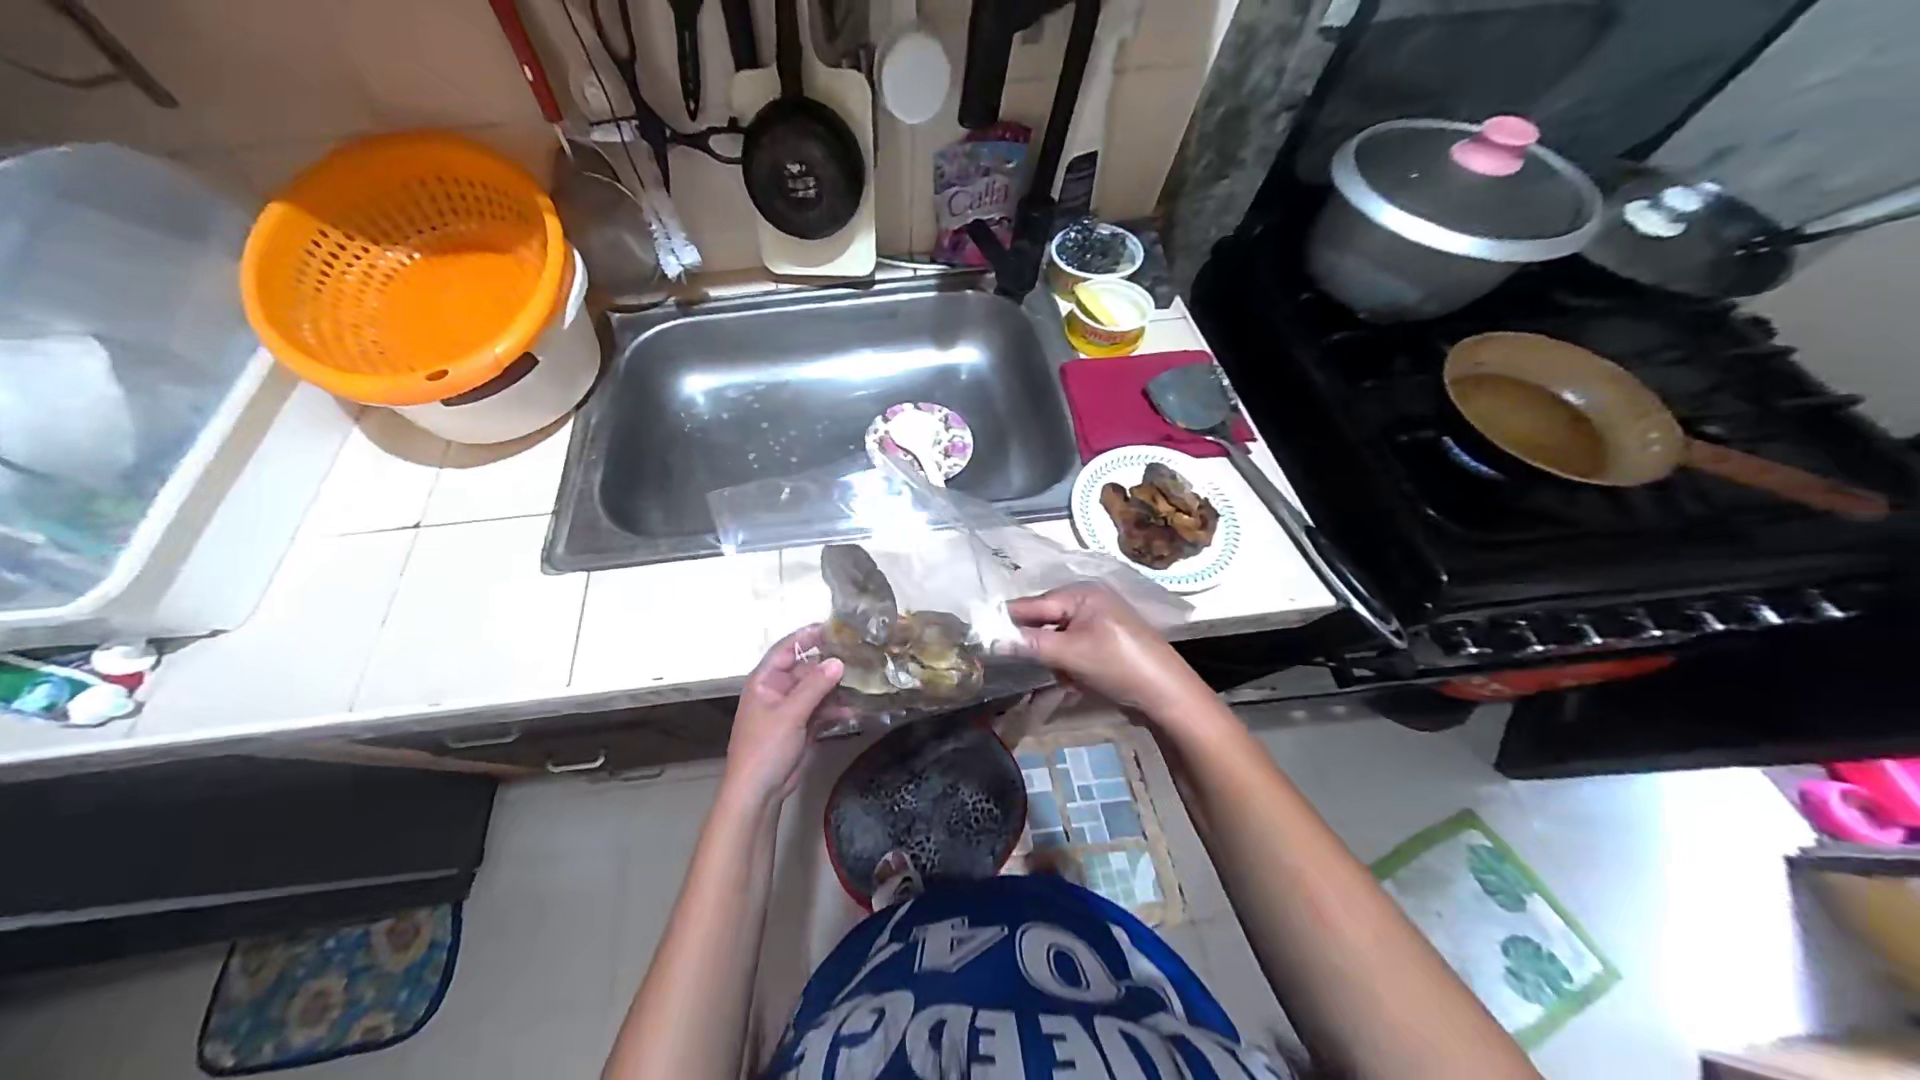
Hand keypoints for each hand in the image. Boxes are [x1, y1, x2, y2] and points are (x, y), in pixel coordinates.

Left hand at [722, 627, 843, 805]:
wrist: (758, 792)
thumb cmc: (765, 747)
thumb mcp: (790, 714)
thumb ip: (814, 686)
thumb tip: (838, 661)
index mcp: (764, 681)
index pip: (786, 649)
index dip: (807, 637)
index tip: (833, 627)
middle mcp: (777, 691)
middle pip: (806, 669)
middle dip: (829, 664)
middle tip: (858, 654)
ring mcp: (790, 710)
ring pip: (817, 690)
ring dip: (836, 688)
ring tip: (863, 680)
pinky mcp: (802, 727)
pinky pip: (821, 710)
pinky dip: (836, 709)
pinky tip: (855, 708)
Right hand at [1007, 584, 1211, 714]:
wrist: (1168, 695)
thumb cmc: (1119, 665)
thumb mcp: (1071, 654)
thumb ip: (1030, 644)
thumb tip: (991, 639)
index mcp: (1082, 593)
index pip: (1032, 604)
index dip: (1007, 621)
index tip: (981, 637)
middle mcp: (1089, 601)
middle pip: (1043, 621)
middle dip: (1038, 646)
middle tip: (1031, 665)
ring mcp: (1099, 623)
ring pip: (1056, 640)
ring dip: (1055, 660)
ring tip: (1068, 677)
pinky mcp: (1105, 644)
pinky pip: (1073, 650)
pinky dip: (1069, 666)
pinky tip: (1079, 682)